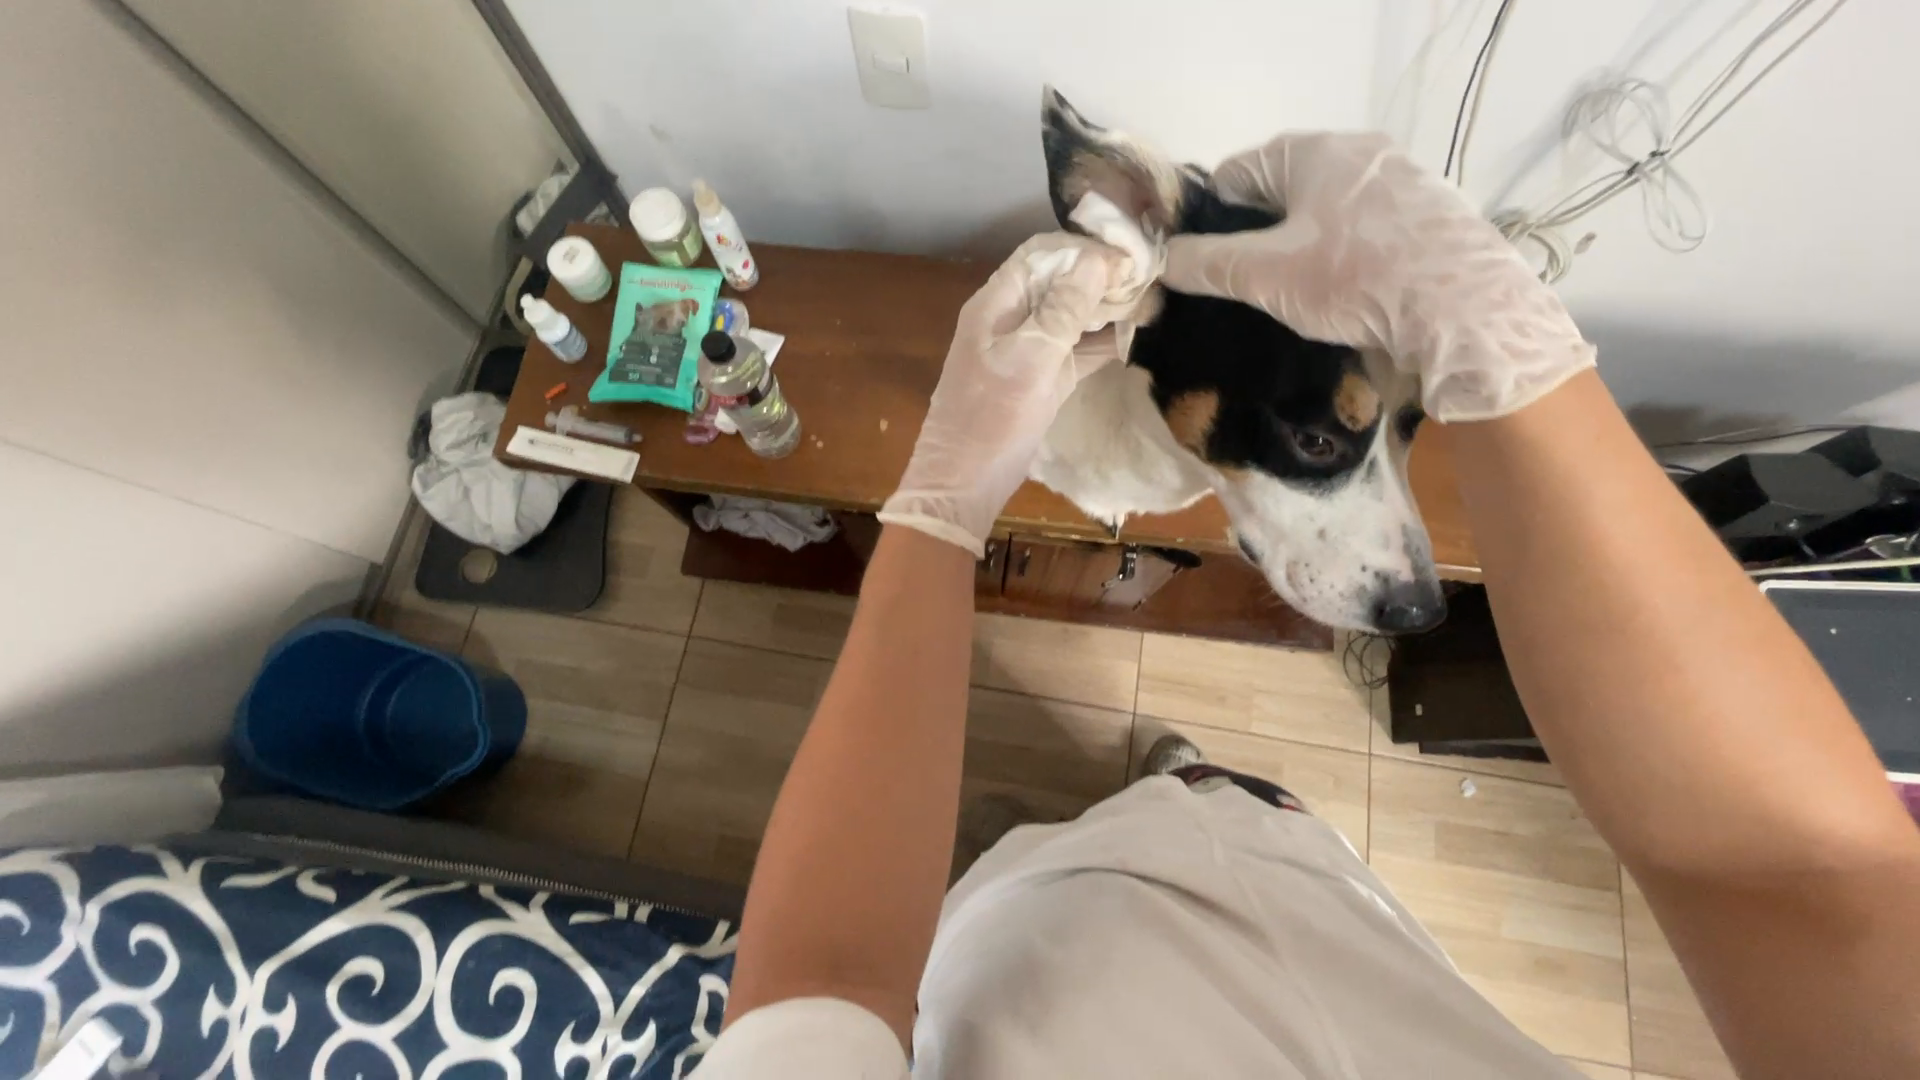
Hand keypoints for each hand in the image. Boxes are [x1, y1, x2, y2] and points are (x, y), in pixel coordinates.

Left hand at [879, 235, 1124, 554]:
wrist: (963, 485)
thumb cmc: (992, 421)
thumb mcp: (1030, 360)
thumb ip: (1063, 309)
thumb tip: (1097, 260)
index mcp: (996, 305)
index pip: (1042, 255)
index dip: (1084, 249)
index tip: (1131, 255)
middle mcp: (1010, 320)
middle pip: (1058, 281)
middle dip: (1101, 276)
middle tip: (1151, 279)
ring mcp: (1026, 351)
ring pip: (1069, 316)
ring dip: (1106, 309)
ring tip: (1152, 303)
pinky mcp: (1040, 380)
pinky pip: (1073, 350)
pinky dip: (1101, 342)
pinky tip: (1136, 337)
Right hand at [1162, 132, 1595, 422]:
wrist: (1464, 312)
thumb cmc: (1353, 280)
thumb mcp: (1263, 275)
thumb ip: (1205, 263)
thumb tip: (1159, 259)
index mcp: (1313, 151)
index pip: (1234, 173)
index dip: (1208, 218)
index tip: (1199, 263)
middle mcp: (1358, 152)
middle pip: (1278, 193)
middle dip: (1252, 236)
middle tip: (1240, 286)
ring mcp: (1397, 182)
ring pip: (1319, 213)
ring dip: (1294, 248)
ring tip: (1285, 296)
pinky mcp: (1423, 217)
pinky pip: (1356, 230)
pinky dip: (1335, 256)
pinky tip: (1336, 293)